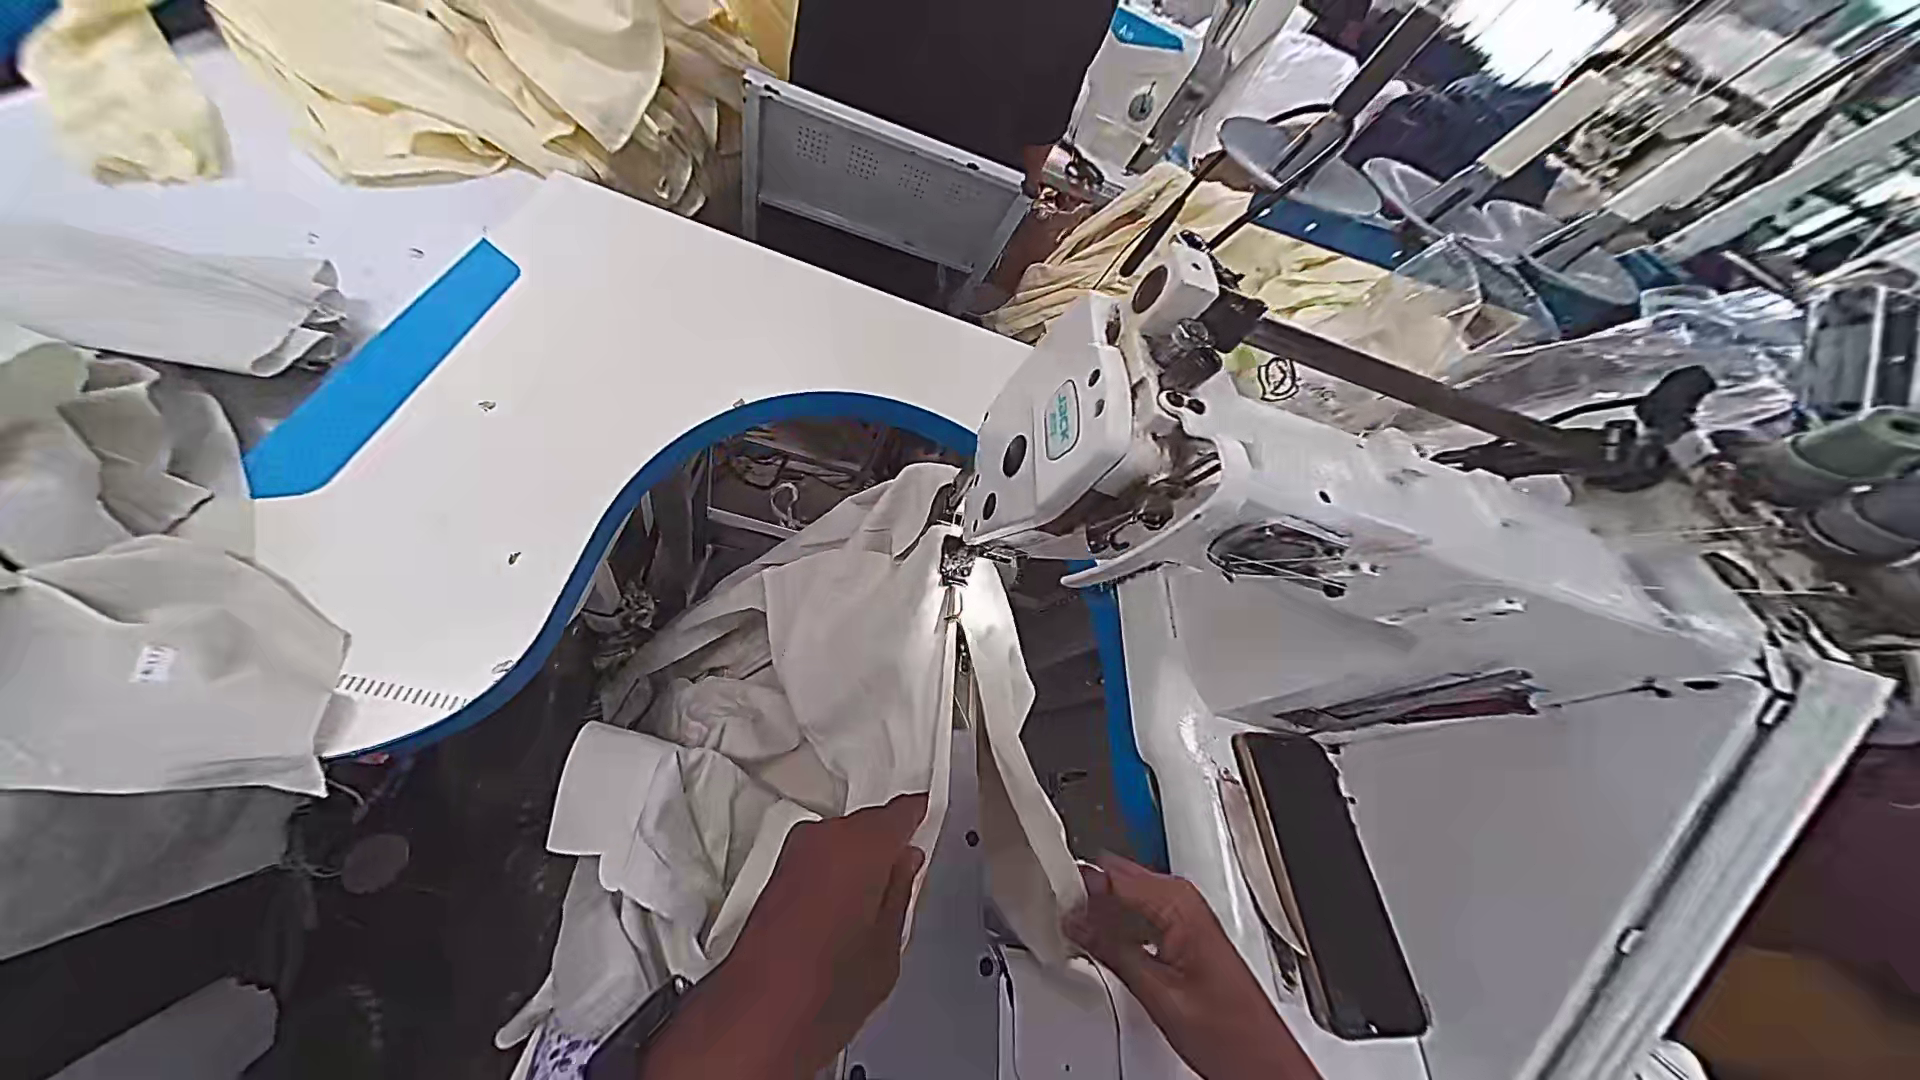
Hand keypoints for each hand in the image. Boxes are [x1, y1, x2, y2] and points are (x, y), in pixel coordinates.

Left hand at [639, 794, 927, 1078]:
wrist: (757, 1016)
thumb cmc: (818, 989)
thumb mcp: (888, 944)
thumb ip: (902, 889)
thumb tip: (906, 866)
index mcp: (866, 844)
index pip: (903, 810)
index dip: (919, 813)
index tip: (926, 814)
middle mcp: (829, 836)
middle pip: (871, 823)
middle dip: (888, 842)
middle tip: (904, 870)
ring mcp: (798, 849)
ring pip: (843, 837)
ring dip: (858, 856)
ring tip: (870, 902)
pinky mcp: (777, 869)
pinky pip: (819, 852)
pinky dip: (833, 868)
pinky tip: (841, 906)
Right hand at [1064, 855, 1322, 1079]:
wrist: (1264, 1066)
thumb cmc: (1230, 1035)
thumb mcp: (1156, 992)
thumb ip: (1110, 947)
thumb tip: (1074, 919)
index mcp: (1176, 902)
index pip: (1111, 873)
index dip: (1076, 881)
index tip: (1048, 891)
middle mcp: (1181, 897)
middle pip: (1116, 877)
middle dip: (1084, 892)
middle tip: (1054, 910)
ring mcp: (1182, 911)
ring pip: (1123, 892)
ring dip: (1097, 907)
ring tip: (1070, 927)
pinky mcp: (1180, 927)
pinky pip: (1136, 909)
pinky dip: (1114, 920)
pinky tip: (1098, 941)